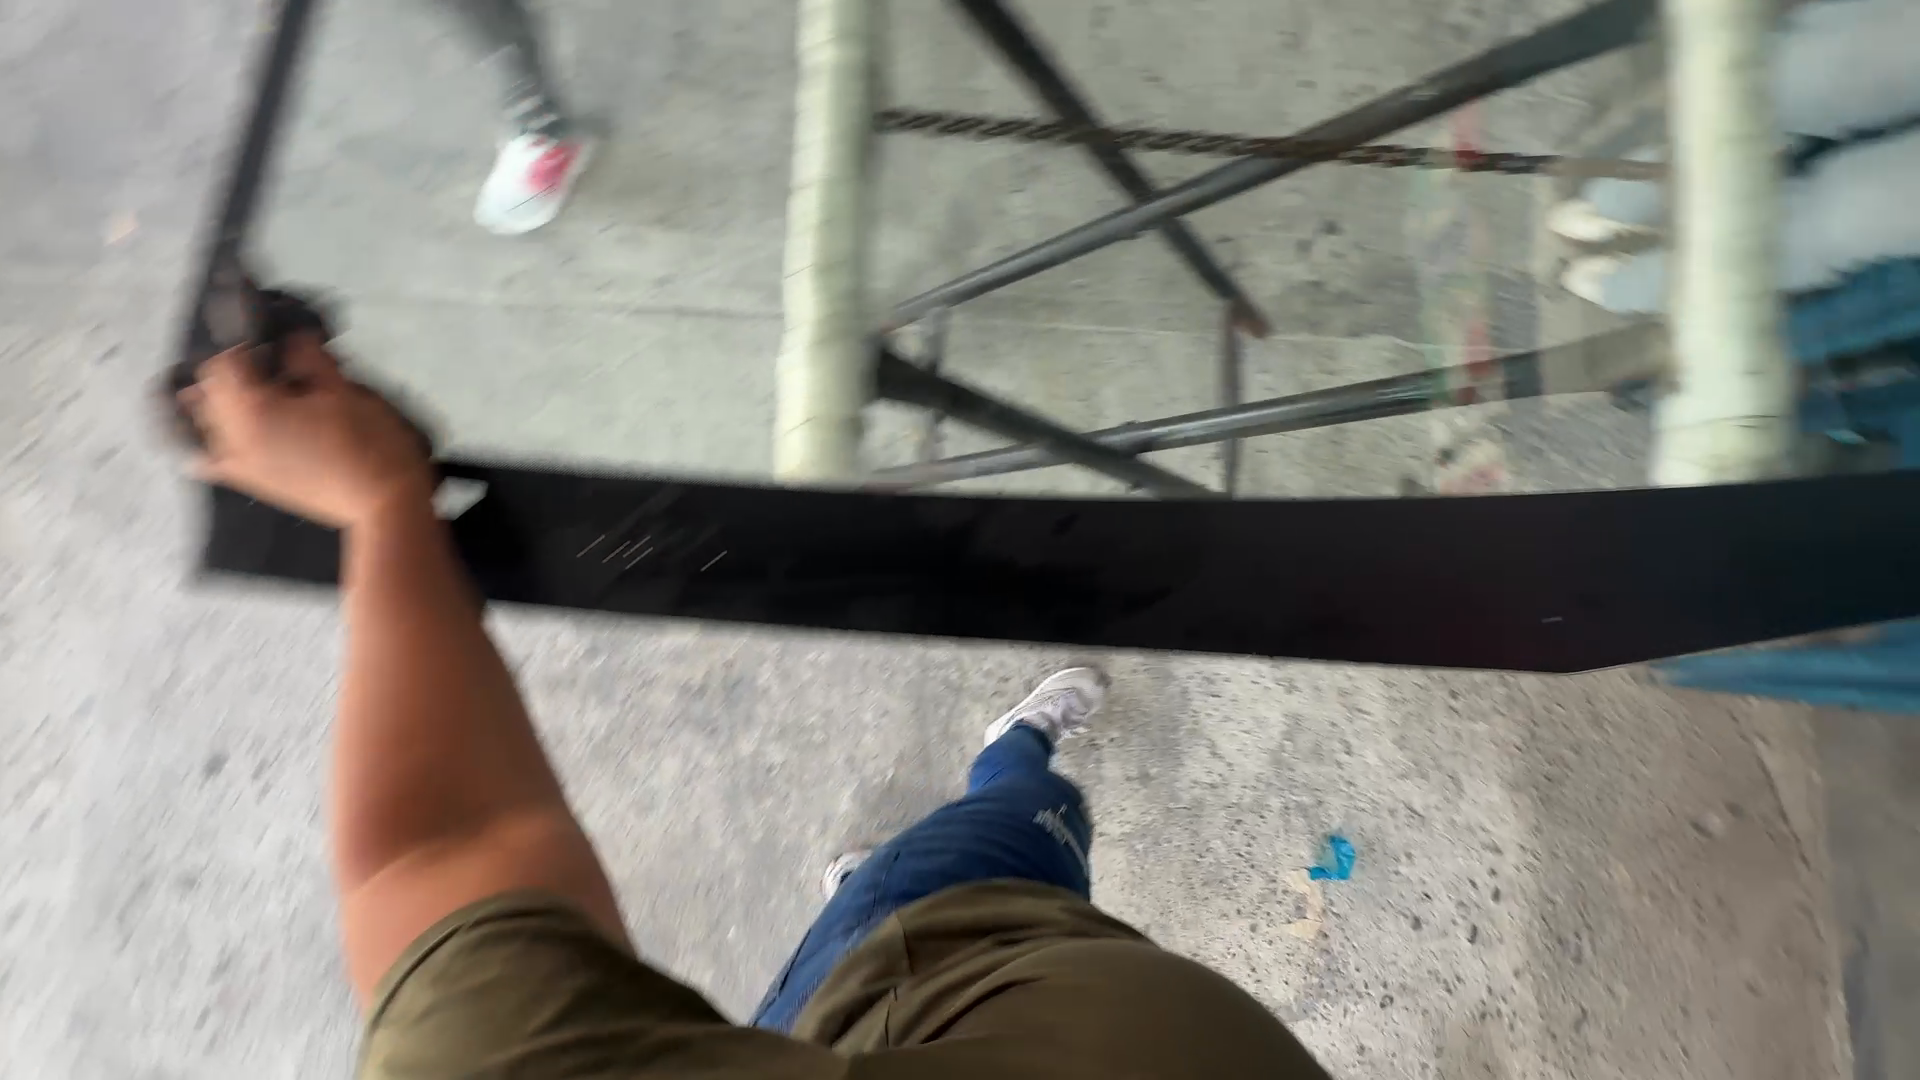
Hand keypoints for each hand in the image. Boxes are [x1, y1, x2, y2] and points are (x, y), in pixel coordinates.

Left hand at [181, 334, 435, 529]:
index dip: (251, 347)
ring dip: (226, 404)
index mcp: (252, 406)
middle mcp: (228, 432)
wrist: (385, 505)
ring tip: (262, 403)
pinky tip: (237, 439)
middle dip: (238, 375)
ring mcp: (234, 461)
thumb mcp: (350, 395)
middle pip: (210, 389)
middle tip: (280, 374)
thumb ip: (313, 362)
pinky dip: (217, 443)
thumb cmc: (374, 446)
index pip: (225, 360)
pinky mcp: (249, 482)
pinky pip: (212, 457)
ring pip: (207, 420)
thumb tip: (295, 338)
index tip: (282, 347)